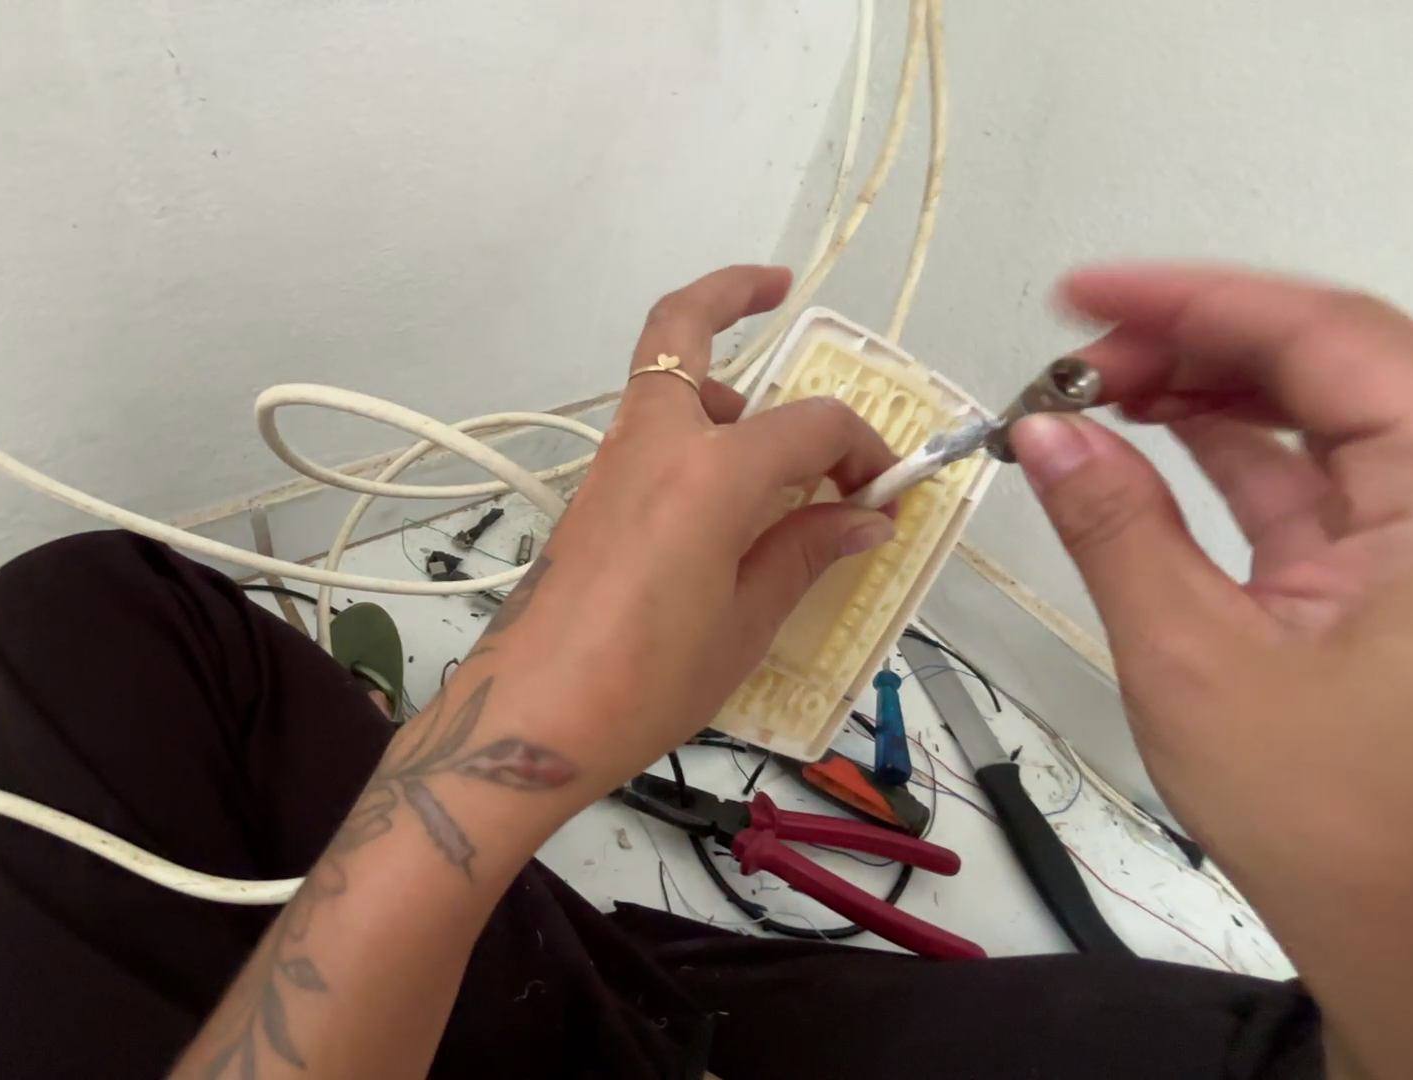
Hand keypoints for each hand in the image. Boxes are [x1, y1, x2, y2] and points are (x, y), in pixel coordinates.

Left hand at [473, 264, 897, 797]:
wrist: (530, 718)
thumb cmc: (647, 682)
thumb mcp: (743, 625)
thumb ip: (802, 554)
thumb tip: (864, 518)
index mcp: (709, 473)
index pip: (811, 424)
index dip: (861, 448)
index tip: (882, 493)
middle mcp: (653, 446)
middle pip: (679, 330)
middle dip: (730, 293)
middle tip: (778, 291)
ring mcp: (609, 466)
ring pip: (658, 383)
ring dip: (714, 382)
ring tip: (764, 439)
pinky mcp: (588, 497)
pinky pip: (644, 435)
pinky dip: (687, 434)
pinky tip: (717, 499)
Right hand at [1011, 264, 1412, 1078]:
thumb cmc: (1329, 811)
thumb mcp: (1193, 652)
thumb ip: (1113, 525)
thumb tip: (1039, 431)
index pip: (1331, 340)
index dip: (1195, 300)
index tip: (1084, 290)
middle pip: (1331, 362)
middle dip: (1190, 344)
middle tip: (1070, 359)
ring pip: (1318, 414)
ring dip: (1201, 391)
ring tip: (1092, 390)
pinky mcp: (1401, 567)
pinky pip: (1307, 475)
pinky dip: (1219, 449)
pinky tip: (1146, 436)